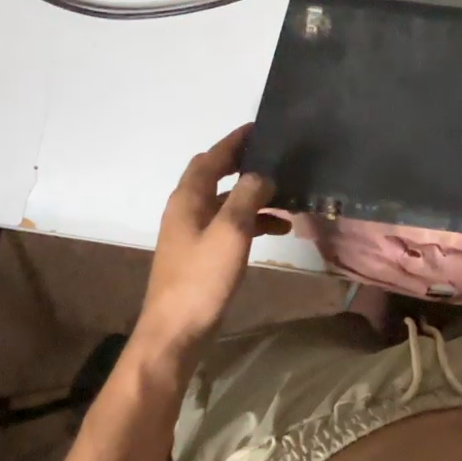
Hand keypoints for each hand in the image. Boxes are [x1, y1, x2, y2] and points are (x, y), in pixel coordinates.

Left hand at [136, 124, 287, 354]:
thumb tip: (260, 173)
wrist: (176, 332)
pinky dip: (252, 220)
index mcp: (188, 199)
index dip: (233, 141)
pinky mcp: (201, 254)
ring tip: (286, 194)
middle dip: (243, 164)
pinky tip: (279, 229)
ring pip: (225, 201)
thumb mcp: (230, 232)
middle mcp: (186, 210)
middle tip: (274, 156)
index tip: (258, 128)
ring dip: (253, 195)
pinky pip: (230, 225)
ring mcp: (192, 233)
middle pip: (215, 175)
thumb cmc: (201, 278)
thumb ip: (246, 197)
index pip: (210, 158)